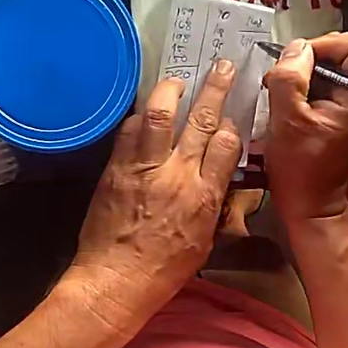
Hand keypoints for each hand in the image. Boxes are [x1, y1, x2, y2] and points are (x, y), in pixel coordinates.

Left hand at [64, 61, 242, 338]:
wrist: (115, 281)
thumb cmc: (164, 271)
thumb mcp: (204, 240)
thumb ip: (212, 203)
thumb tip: (217, 179)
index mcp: (204, 196)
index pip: (227, 144)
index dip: (231, 125)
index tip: (231, 118)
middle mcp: (177, 174)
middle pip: (201, 120)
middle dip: (215, 89)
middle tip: (223, 66)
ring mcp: (144, 168)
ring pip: (161, 116)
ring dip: (172, 91)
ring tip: (178, 80)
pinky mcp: (116, 169)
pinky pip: (130, 132)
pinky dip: (141, 118)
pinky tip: (146, 114)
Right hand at [264, 31, 347, 222]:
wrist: (310, 203)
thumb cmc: (299, 169)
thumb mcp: (286, 120)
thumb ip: (289, 78)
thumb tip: (295, 48)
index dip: (326, 44)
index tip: (298, 63)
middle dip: (314, 57)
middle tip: (287, 78)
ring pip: (338, 65)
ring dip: (308, 72)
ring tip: (286, 93)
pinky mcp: (347, 112)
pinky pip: (332, 82)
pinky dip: (310, 86)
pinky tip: (293, 104)